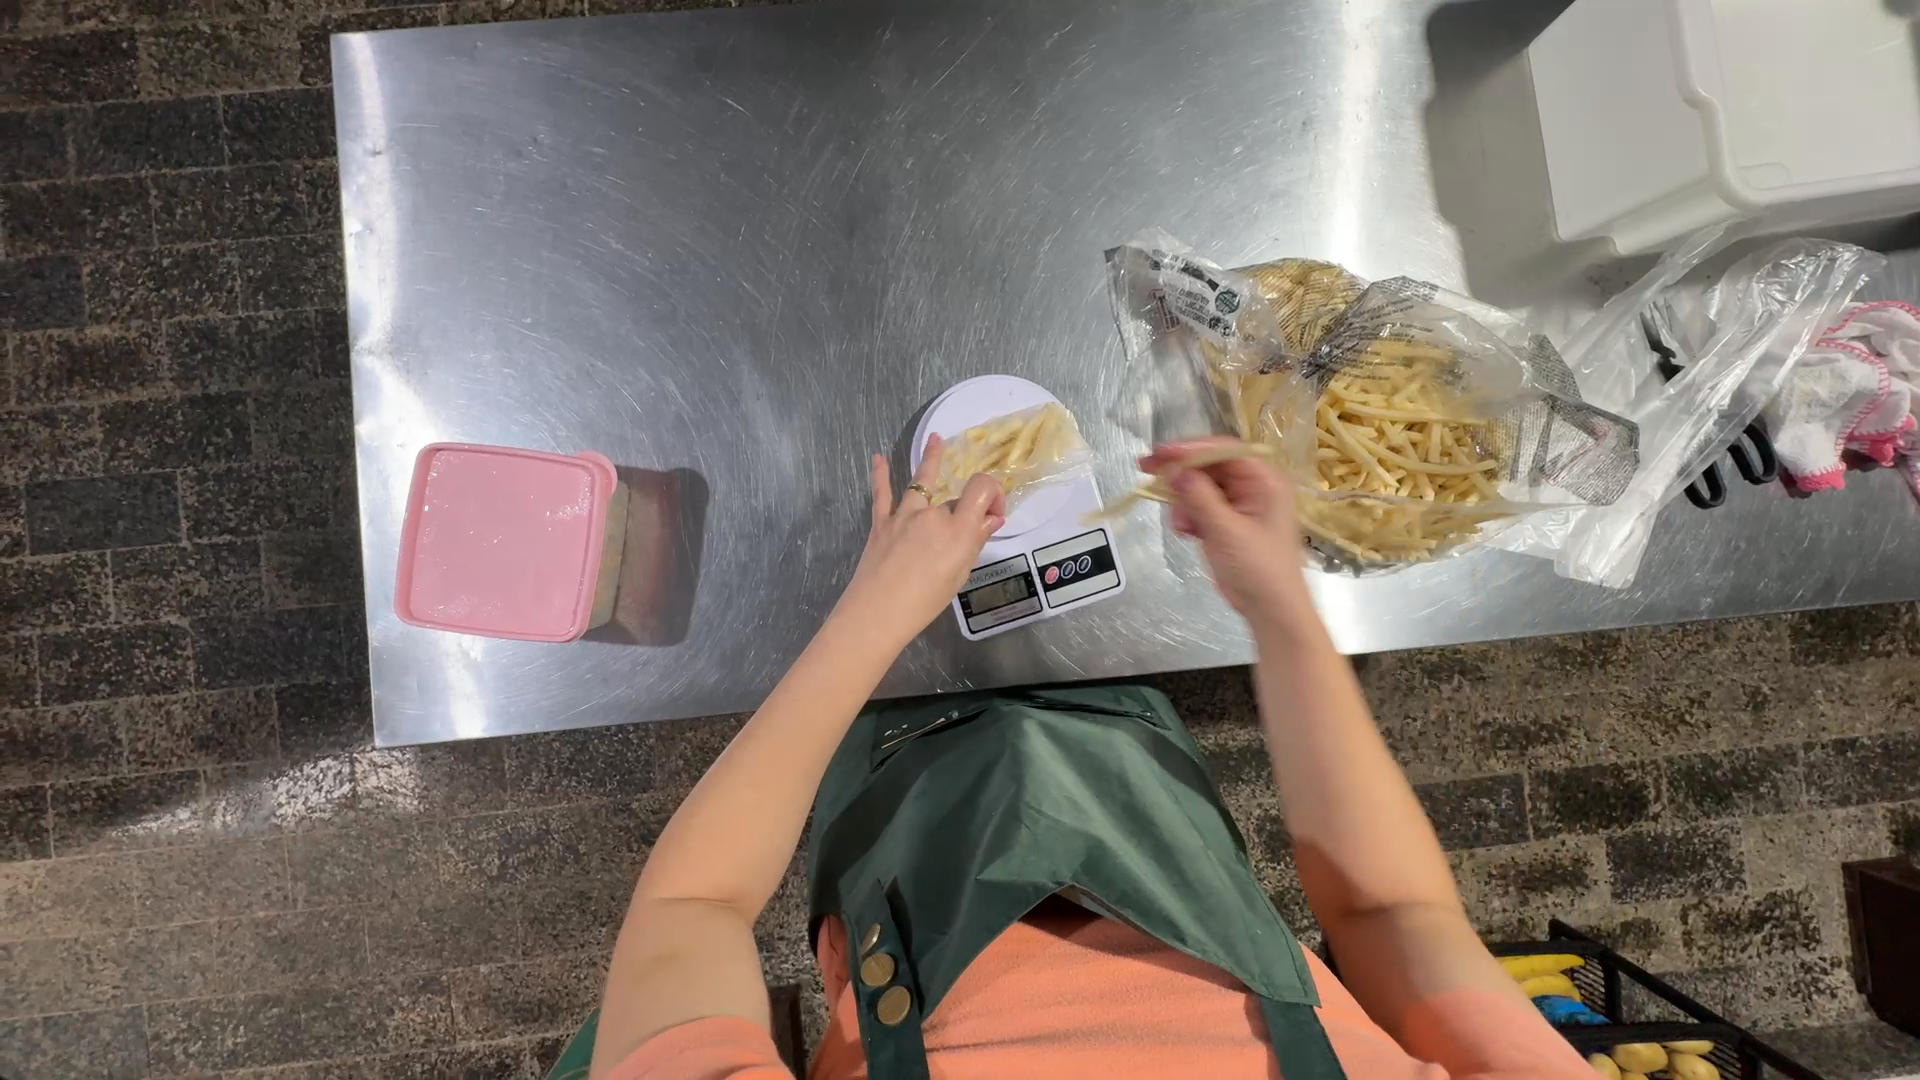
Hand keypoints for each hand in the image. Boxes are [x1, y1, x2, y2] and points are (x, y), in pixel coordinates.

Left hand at [835, 434, 1006, 643]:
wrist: (877, 613)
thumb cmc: (925, 601)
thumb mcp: (960, 575)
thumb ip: (975, 542)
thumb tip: (992, 519)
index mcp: (957, 529)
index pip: (982, 489)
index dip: (994, 494)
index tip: (995, 513)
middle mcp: (932, 515)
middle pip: (955, 499)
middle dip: (966, 509)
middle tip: (972, 528)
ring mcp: (904, 516)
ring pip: (920, 481)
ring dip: (931, 459)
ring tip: (936, 439)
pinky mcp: (881, 523)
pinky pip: (882, 494)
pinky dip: (880, 474)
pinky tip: (877, 457)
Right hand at [1143, 438, 1311, 620]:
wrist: (1270, 609)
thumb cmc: (1258, 568)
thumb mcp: (1226, 530)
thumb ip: (1199, 497)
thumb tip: (1174, 470)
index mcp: (1264, 480)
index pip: (1224, 451)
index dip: (1191, 449)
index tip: (1160, 453)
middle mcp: (1252, 486)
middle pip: (1209, 466)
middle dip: (1180, 472)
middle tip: (1146, 468)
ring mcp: (1238, 505)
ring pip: (1199, 486)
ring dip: (1183, 500)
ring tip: (1182, 525)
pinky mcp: (1225, 523)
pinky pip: (1199, 506)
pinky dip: (1188, 516)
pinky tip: (1186, 531)